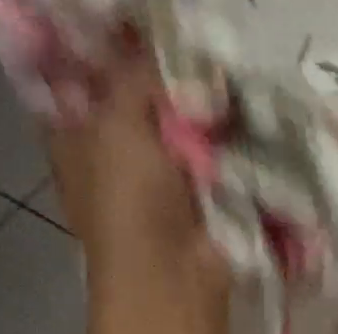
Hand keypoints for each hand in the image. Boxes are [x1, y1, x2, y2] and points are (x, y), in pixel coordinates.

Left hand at [45, 38, 224, 303]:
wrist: (173, 273)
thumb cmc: (130, 200)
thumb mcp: (120, 125)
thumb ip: (137, 83)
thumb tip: (166, 55)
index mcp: (79, 136)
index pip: (101, 87)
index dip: (129, 69)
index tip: (169, 56)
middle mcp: (119, 161)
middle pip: (153, 116)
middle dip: (184, 102)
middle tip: (215, 80)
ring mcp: (166, 191)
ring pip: (194, 147)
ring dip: (218, 137)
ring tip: (246, 111)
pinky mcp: (209, 214)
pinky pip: (226, 179)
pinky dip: (240, 168)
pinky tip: (258, 150)